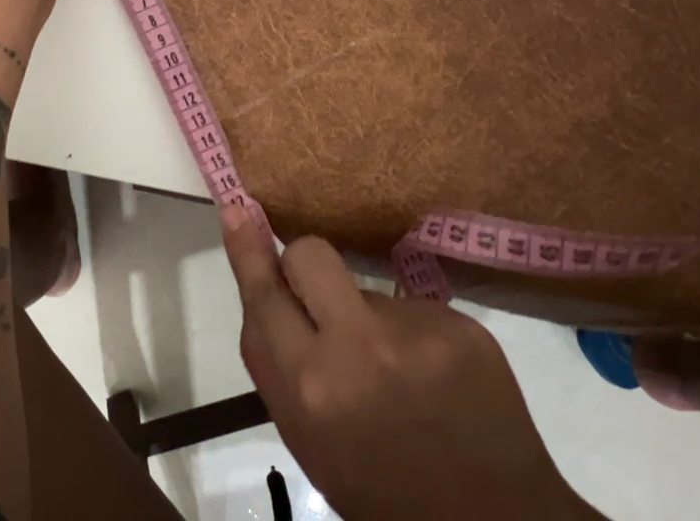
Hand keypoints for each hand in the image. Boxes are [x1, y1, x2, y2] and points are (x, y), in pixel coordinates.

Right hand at [219, 206, 599, 520]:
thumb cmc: (378, 491)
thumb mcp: (305, 440)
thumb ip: (278, 367)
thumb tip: (266, 296)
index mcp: (310, 386)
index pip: (265, 295)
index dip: (248, 250)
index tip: (239, 209)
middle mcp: (360, 347)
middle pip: (311, 256)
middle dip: (305, 266)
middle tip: (320, 298)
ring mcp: (416, 332)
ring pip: (365, 290)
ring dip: (365, 319)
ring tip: (395, 375)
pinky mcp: (461, 327)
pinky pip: (412, 309)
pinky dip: (411, 336)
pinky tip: (431, 379)